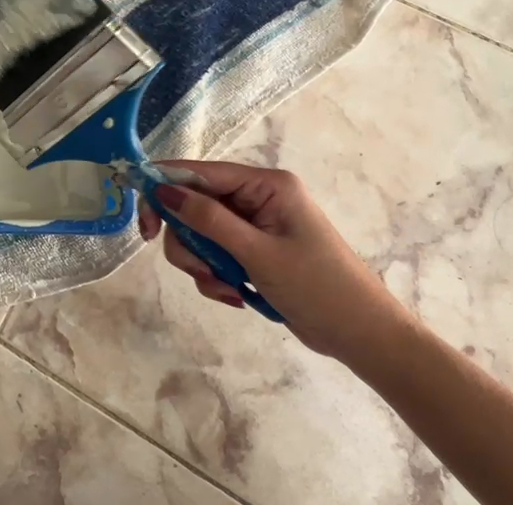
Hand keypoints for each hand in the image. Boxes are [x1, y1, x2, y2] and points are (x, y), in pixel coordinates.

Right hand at [138, 160, 412, 360]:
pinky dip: (214, 276)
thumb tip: (161, 190)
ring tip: (225, 289)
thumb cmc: (319, 288)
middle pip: (192, 205)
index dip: (163, 191)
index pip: (198, 173)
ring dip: (202, 264)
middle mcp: (256, 197)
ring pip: (198, 233)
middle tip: (196, 270)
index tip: (145, 225)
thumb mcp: (257, 253)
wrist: (367, 339)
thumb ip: (207, 219)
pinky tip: (235, 296)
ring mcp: (254, 225)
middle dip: (189, 241)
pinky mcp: (253, 251)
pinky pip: (213, 253)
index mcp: (265, 185)